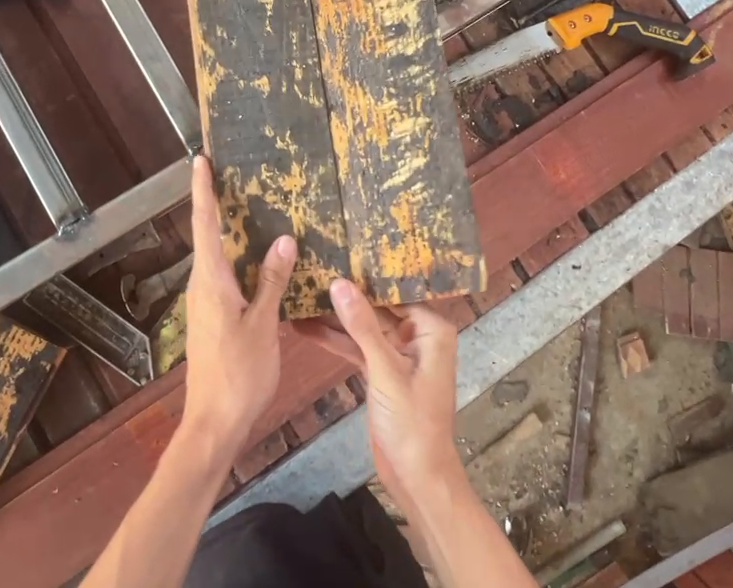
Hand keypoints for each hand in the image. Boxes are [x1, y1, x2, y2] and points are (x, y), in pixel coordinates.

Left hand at [178, 155, 297, 461]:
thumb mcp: (263, 325)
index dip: (203, 190)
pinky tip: (258, 259)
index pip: (205, 224)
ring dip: (228, 230)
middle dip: (216, 203)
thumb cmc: (239, 373)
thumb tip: (283, 240)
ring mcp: (205, 303)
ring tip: (251, 206)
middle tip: (233, 173)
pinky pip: (224, 275)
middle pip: (207, 235)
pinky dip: (237, 257)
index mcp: (210, 281)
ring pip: (215, 256)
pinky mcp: (212, 318)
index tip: (200, 159)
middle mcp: (201, 286)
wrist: (214, 422)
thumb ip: (272, 281)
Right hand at [300, 280, 462, 512]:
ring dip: (335, 319)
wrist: (416, 476)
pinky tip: (307, 328)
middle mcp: (417, 337)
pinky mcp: (382, 373)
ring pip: (363, 328)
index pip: (395, 292)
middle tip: (312, 271)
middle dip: (346, 296)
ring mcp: (398, 356)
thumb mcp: (385, 371)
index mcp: (432, 330)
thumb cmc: (411, 422)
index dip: (366, 276)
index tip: (335, 255)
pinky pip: (357, 348)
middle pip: (377, 308)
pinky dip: (336, 341)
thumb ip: (361, 326)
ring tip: (300, 296)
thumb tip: (339, 283)